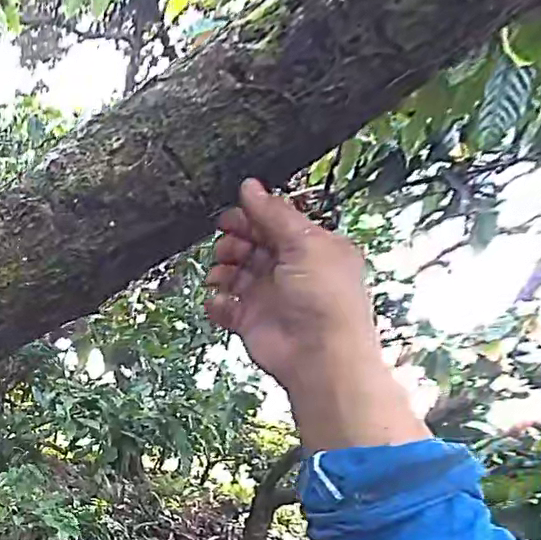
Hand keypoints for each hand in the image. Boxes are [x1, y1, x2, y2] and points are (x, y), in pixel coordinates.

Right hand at [204, 178, 428, 450]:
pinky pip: (224, 307)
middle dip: (234, 243)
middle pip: (252, 247)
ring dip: (222, 270)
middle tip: (226, 245)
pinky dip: (216, 302)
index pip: (275, 224)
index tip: (230, 216)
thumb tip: (250, 187)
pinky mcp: (250, 320)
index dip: (251, 218)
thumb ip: (272, 214)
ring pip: (235, 274)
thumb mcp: (303, 242)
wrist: (318, 352)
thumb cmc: (324, 297)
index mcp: (311, 247)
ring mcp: (268, 296)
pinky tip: (218, 299)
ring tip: (220, 274)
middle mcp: (289, 270)